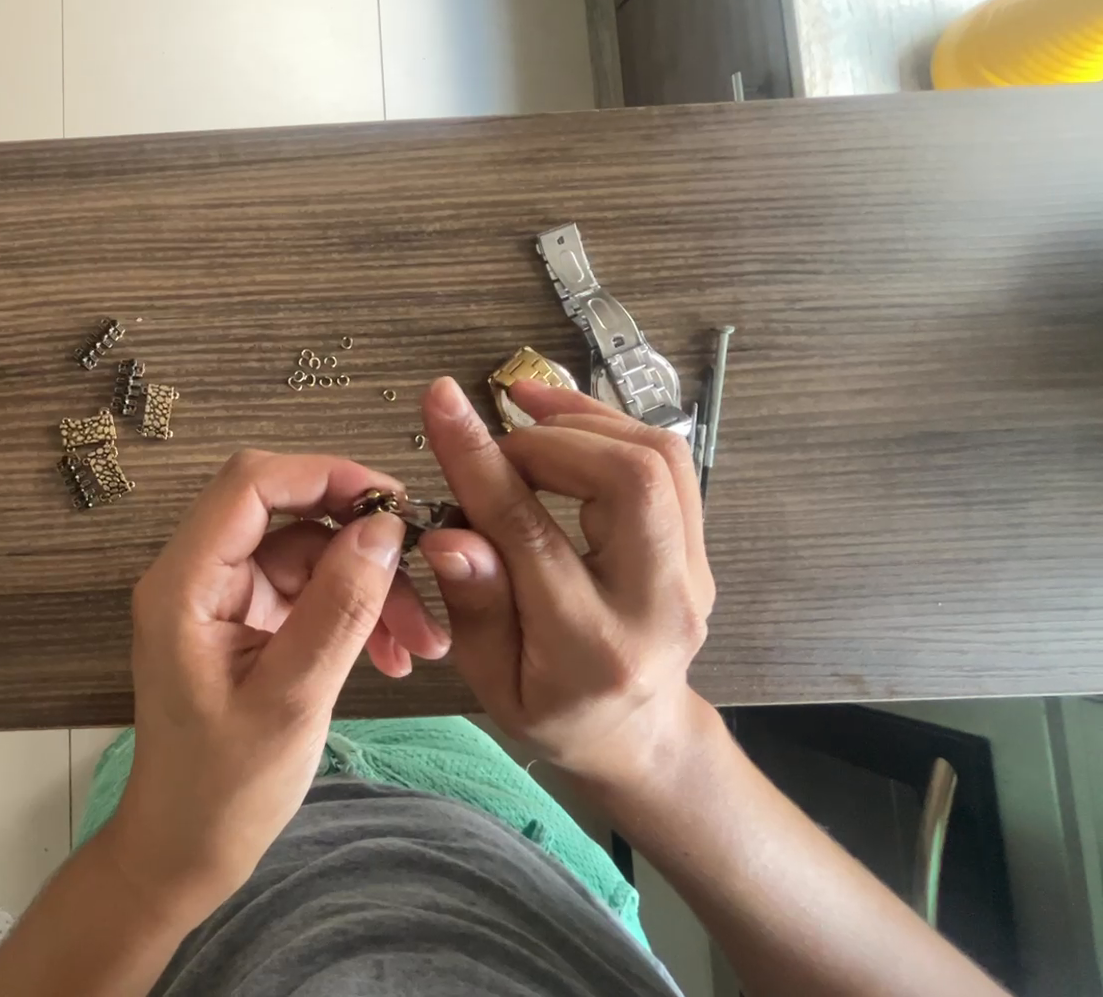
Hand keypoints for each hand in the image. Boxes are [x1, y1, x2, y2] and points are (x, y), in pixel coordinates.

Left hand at [102, 451, 441, 922]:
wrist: (189, 845)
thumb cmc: (225, 787)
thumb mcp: (292, 699)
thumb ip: (337, 608)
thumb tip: (384, 529)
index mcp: (183, 583)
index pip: (247, 486)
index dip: (320, 475)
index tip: (393, 499)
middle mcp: (196, 575)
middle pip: (283, 513)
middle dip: (357, 539)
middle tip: (423, 570)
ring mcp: (221, 597)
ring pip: (305, 554)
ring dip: (367, 586)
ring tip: (422, 645)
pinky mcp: (245, 621)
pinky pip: (306, 592)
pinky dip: (351, 612)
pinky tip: (392, 656)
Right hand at [415, 377, 714, 791]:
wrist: (641, 736)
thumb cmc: (550, 713)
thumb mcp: (490, 682)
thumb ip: (473, 609)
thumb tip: (447, 535)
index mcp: (589, 646)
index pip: (529, 534)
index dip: (479, 462)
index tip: (440, 402)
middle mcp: (657, 601)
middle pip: (628, 478)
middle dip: (546, 440)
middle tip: (491, 448)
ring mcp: (692, 569)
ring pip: (657, 456)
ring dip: (581, 423)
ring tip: (519, 419)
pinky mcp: (699, 545)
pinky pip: (667, 461)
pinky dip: (609, 426)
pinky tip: (556, 420)